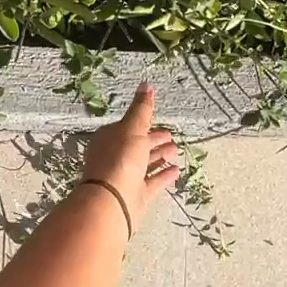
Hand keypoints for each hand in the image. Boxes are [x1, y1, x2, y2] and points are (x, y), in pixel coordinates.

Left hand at [82, 83, 180, 219]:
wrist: (112, 202)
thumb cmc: (120, 159)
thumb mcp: (132, 128)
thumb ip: (142, 108)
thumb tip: (146, 84)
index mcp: (110, 139)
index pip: (129, 128)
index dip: (145, 124)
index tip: (160, 122)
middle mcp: (116, 157)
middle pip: (138, 146)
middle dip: (154, 140)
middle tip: (171, 138)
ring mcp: (126, 177)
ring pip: (145, 163)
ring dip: (160, 156)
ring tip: (176, 152)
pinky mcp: (136, 195)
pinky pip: (152, 182)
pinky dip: (163, 175)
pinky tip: (177, 171)